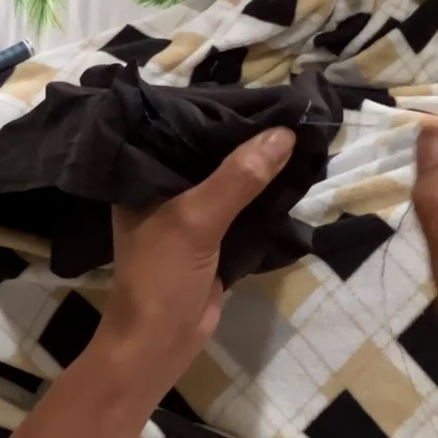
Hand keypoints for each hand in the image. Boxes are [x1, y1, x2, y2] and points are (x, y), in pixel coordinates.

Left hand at [98, 127, 296, 392]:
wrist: (159, 345)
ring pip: (226, 182)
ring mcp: (186, 215)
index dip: (213, 111)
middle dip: (242, 139)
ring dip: (256, 167)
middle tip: (286, 110)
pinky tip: (290, 177)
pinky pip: (239, 209)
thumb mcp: (196, 220)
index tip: (256, 93)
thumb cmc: (161, 276)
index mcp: (142, 176)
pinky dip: (261, 197)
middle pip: (206, 154)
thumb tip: (283, 134)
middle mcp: (160, 189)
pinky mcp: (209, 239)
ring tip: (296, 134)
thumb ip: (237, 178)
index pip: (178, 130)